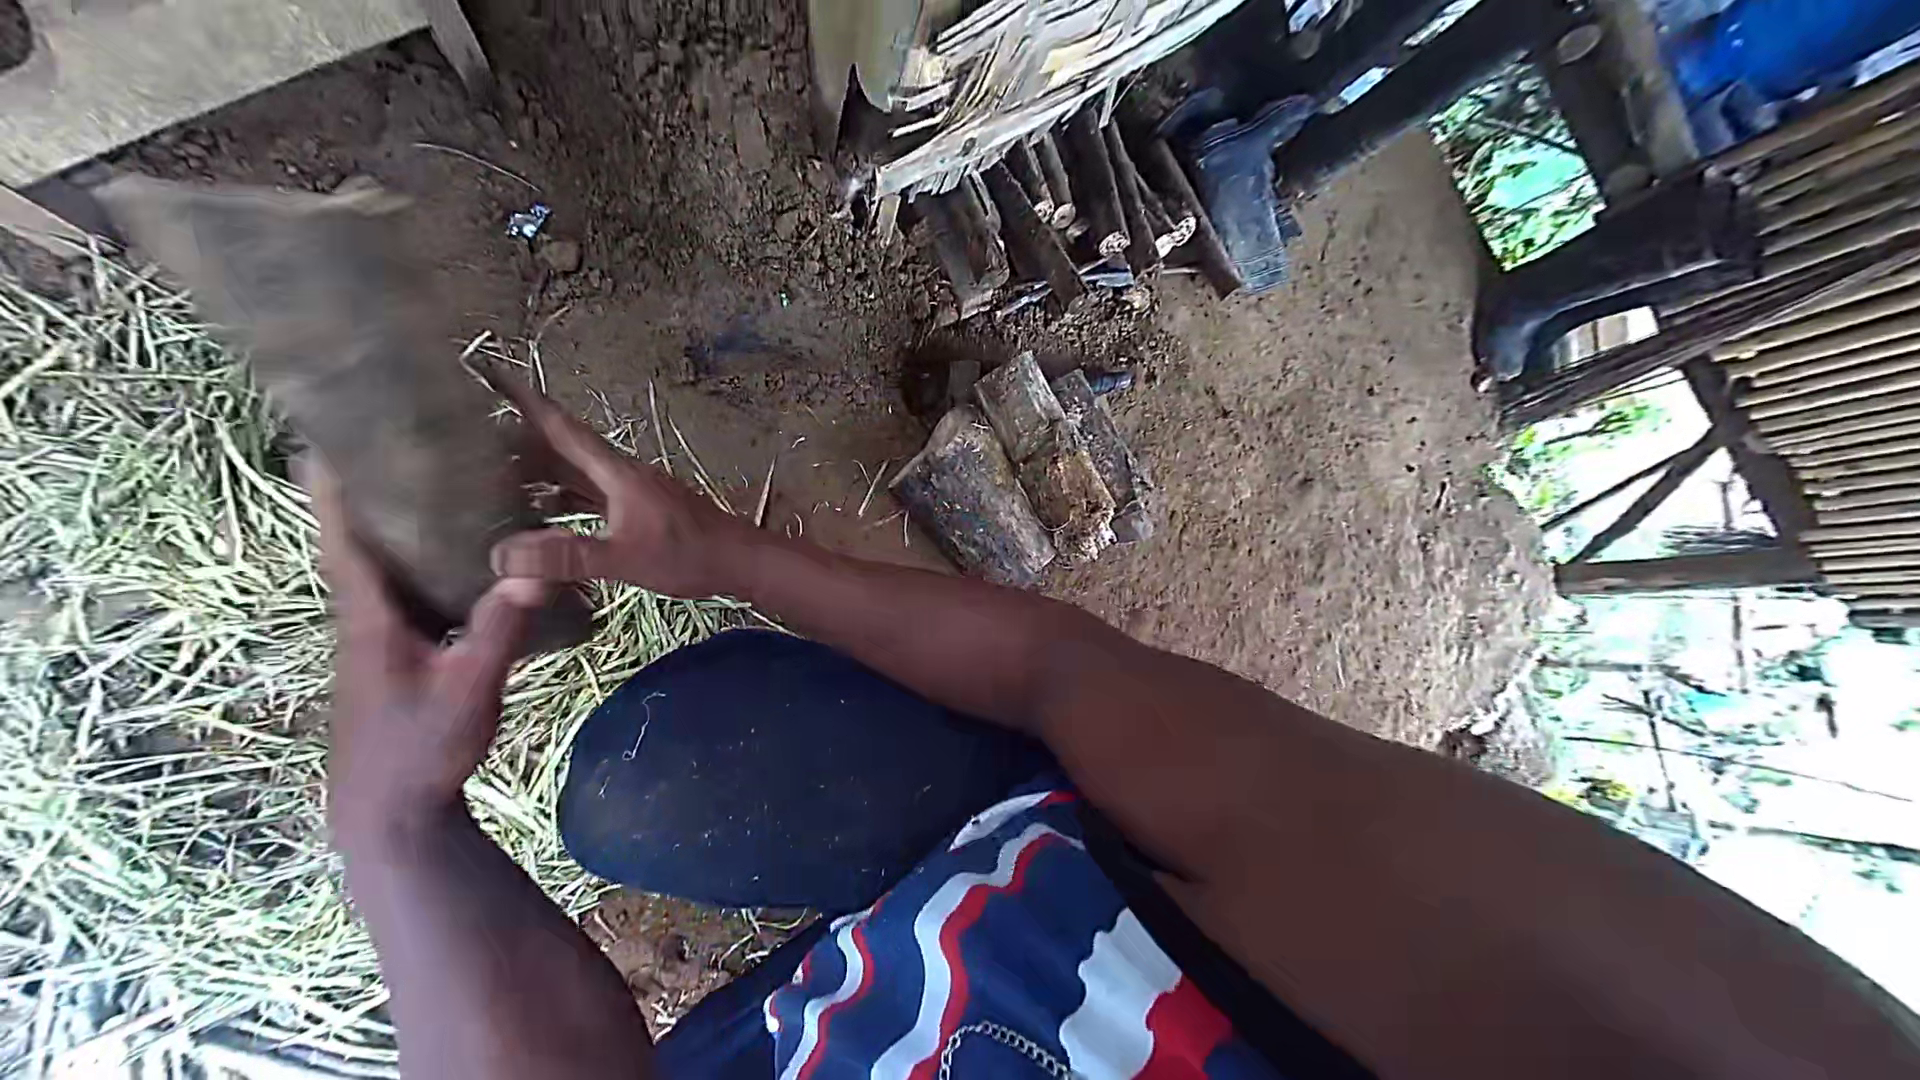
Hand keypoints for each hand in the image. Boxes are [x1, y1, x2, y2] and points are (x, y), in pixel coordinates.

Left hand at [308, 460, 549, 849]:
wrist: (390, 808)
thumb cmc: (420, 747)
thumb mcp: (469, 687)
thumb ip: (499, 631)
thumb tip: (531, 572)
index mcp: (371, 620)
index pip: (345, 545)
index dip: (331, 496)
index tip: (326, 445)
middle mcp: (369, 621)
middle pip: (364, 547)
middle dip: (373, 499)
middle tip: (409, 455)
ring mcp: (384, 640)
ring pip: (390, 572)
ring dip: (403, 531)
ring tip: (445, 495)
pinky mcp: (403, 655)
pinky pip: (413, 595)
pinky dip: (429, 567)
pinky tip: (469, 565)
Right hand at [488, 379, 756, 598]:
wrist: (741, 561)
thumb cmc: (690, 555)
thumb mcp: (625, 558)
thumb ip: (568, 556)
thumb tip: (501, 554)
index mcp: (617, 473)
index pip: (563, 428)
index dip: (526, 401)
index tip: (491, 374)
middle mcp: (623, 475)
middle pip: (565, 448)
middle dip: (520, 438)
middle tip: (469, 435)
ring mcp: (634, 493)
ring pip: (578, 474)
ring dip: (542, 471)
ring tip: (493, 475)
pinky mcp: (642, 512)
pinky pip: (593, 497)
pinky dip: (566, 499)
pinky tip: (545, 514)